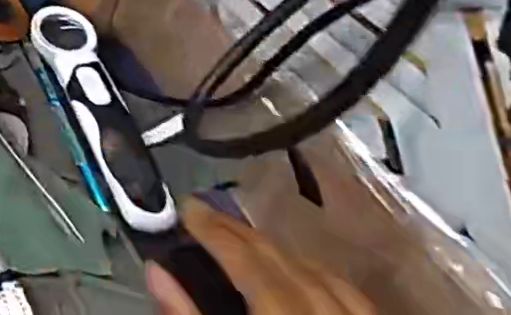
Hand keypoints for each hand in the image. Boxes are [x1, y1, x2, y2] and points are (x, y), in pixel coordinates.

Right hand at [148, 200, 374, 314]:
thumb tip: (155, 269)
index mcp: (284, 314)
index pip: (247, 262)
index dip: (213, 230)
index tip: (185, 207)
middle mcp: (326, 312)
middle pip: (284, 262)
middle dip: (240, 232)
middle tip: (204, 214)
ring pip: (323, 276)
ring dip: (279, 251)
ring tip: (246, 237)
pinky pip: (355, 299)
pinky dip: (321, 277)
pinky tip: (304, 274)